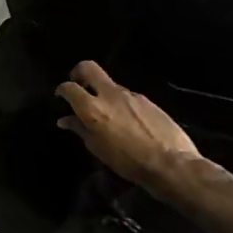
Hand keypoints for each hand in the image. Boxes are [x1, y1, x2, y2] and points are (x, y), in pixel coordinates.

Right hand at [56, 61, 201, 188]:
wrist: (171, 164)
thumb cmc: (128, 162)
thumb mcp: (98, 148)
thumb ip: (80, 129)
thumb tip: (65, 120)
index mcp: (92, 109)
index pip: (70, 87)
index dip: (62, 89)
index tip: (61, 96)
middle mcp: (110, 95)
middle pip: (89, 68)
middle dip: (79, 72)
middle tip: (78, 85)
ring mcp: (131, 95)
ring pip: (110, 85)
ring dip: (103, 93)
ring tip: (107, 114)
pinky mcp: (147, 100)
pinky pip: (128, 97)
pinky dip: (121, 104)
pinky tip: (128, 122)